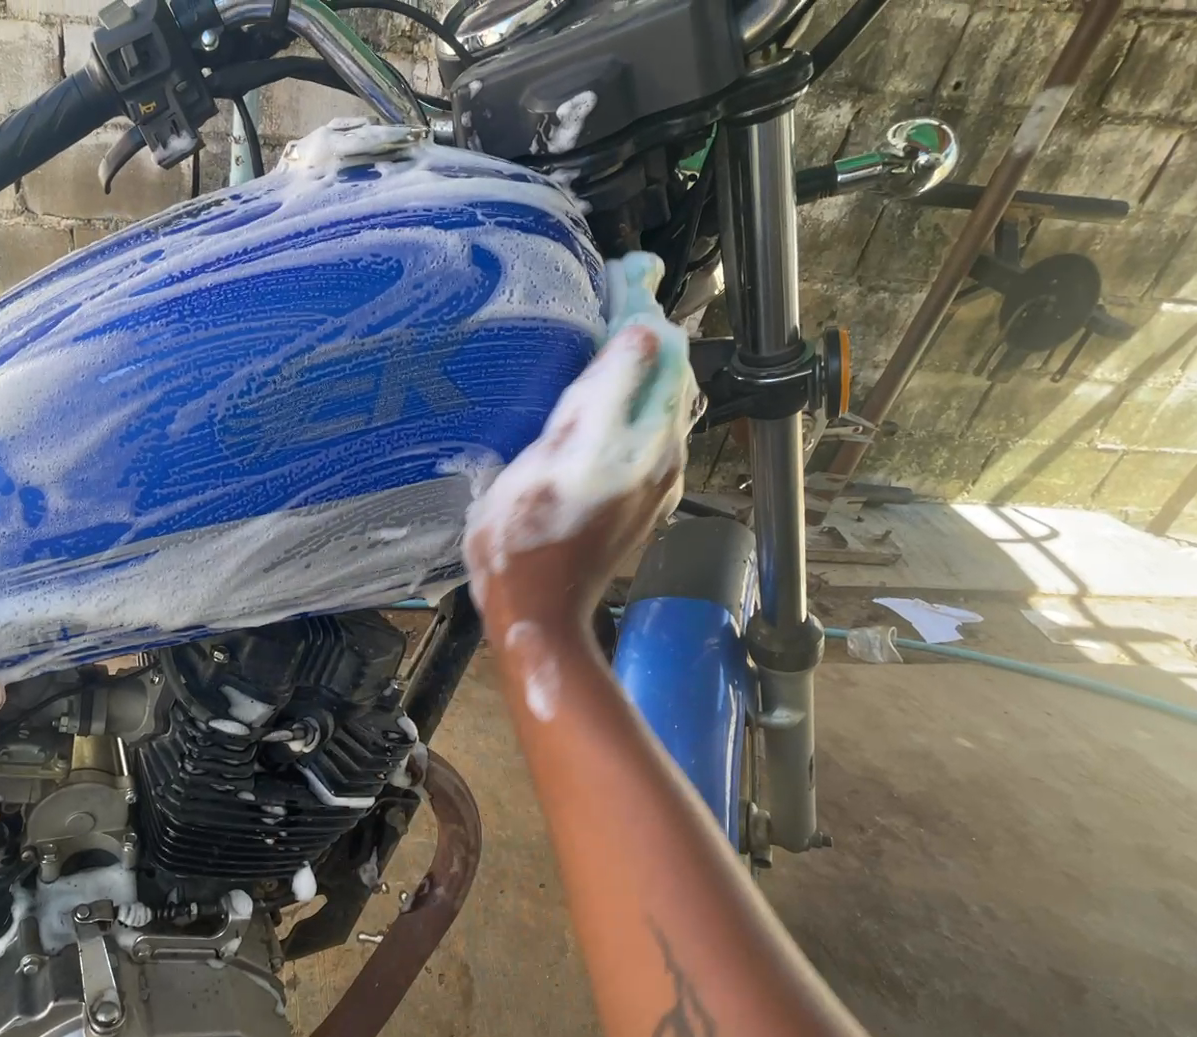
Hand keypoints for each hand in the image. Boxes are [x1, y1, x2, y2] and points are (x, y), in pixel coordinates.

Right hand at [463, 256, 698, 635]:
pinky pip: (656, 427)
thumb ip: (603, 393)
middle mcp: (659, 451)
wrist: (539, 608)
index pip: (655, 346)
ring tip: (618, 334)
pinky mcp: (643, 497)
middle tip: (619, 290)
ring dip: (648, 357)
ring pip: (666, 397)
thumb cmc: (526, 538)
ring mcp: (654, 477)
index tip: (623, 267)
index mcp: (636, 435)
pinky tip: (616, 396)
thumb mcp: (553, 457)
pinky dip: (643, 393)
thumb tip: (643, 334)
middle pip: (670, 368)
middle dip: (648, 322)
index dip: (638, 302)